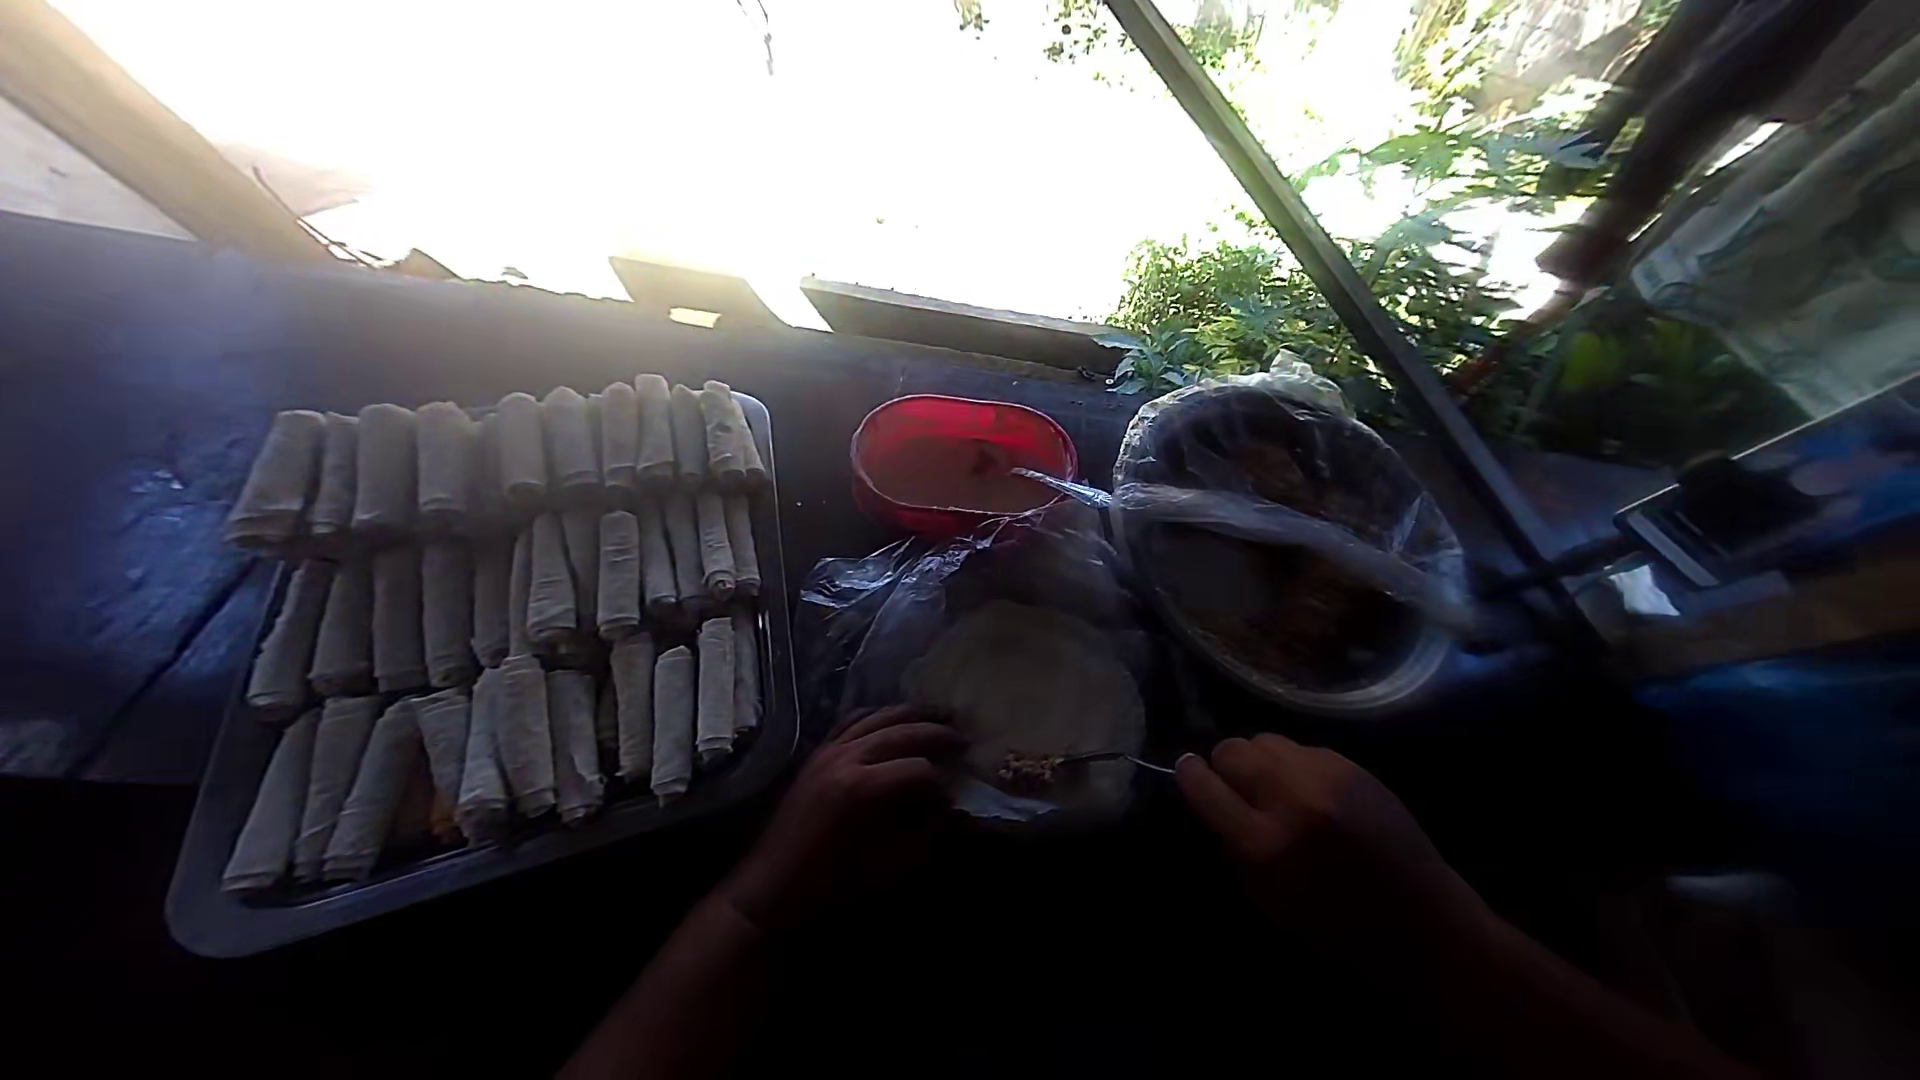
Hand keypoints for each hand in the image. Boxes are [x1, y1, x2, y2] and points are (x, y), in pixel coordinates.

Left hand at [718, 705, 961, 931]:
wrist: (775, 885)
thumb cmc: (831, 884)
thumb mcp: (887, 866)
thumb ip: (924, 835)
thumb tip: (952, 812)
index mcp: (863, 787)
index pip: (919, 770)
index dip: (941, 785)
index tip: (953, 801)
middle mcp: (847, 758)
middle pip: (902, 731)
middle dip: (936, 733)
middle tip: (961, 737)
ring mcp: (829, 750)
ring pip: (878, 717)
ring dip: (910, 714)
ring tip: (936, 714)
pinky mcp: (818, 752)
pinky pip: (851, 720)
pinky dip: (877, 714)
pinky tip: (892, 718)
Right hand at [1175, 733, 1478, 935]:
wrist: (1422, 923)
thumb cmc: (1334, 925)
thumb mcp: (1263, 896)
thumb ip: (1227, 840)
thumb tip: (1202, 794)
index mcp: (1264, 844)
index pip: (1201, 785)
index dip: (1187, 774)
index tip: (1187, 772)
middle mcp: (1292, 800)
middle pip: (1230, 750)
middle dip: (1225, 766)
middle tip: (1237, 787)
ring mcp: (1325, 777)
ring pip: (1263, 739)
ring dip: (1258, 760)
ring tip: (1274, 785)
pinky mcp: (1351, 766)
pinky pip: (1299, 747)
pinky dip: (1293, 764)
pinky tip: (1309, 790)